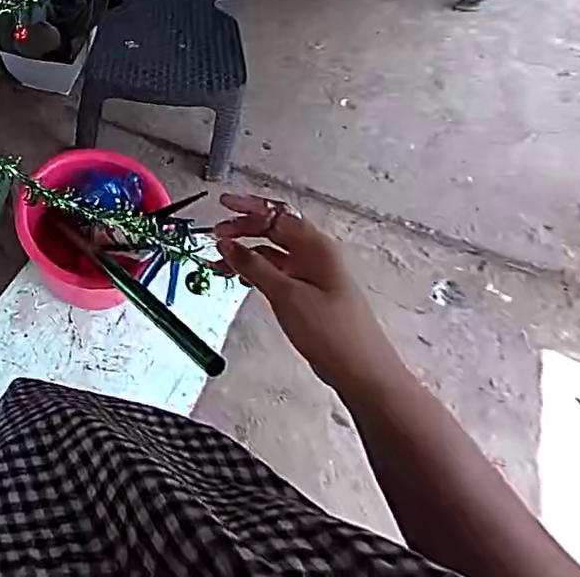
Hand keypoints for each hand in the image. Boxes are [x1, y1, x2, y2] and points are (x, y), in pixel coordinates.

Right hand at [211, 195, 406, 395]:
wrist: (364, 375)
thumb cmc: (332, 332)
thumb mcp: (286, 295)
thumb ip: (253, 265)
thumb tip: (226, 244)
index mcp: (315, 247)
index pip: (277, 214)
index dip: (248, 206)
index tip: (224, 204)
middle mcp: (314, 255)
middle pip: (272, 229)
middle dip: (242, 229)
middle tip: (216, 234)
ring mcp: (310, 274)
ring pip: (270, 251)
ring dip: (244, 252)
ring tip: (219, 259)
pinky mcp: (306, 293)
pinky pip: (274, 271)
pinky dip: (254, 270)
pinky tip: (238, 276)